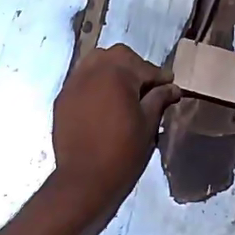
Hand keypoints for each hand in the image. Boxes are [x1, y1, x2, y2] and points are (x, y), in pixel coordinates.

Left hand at [50, 44, 181, 211]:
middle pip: (117, 56)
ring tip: (124, 89)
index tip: (169, 84)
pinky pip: (81, 79)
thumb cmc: (123, 151)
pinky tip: (104, 99)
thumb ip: (159, 100)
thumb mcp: (148, 124)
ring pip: (95, 62)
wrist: (85, 179)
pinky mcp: (62, 98)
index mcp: (117, 74)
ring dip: (112, 69)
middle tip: (147, 85)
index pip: (144, 67)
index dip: (160, 76)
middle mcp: (92, 71)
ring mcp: (74, 83)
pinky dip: (95, 82)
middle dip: (135, 66)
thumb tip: (172, 88)